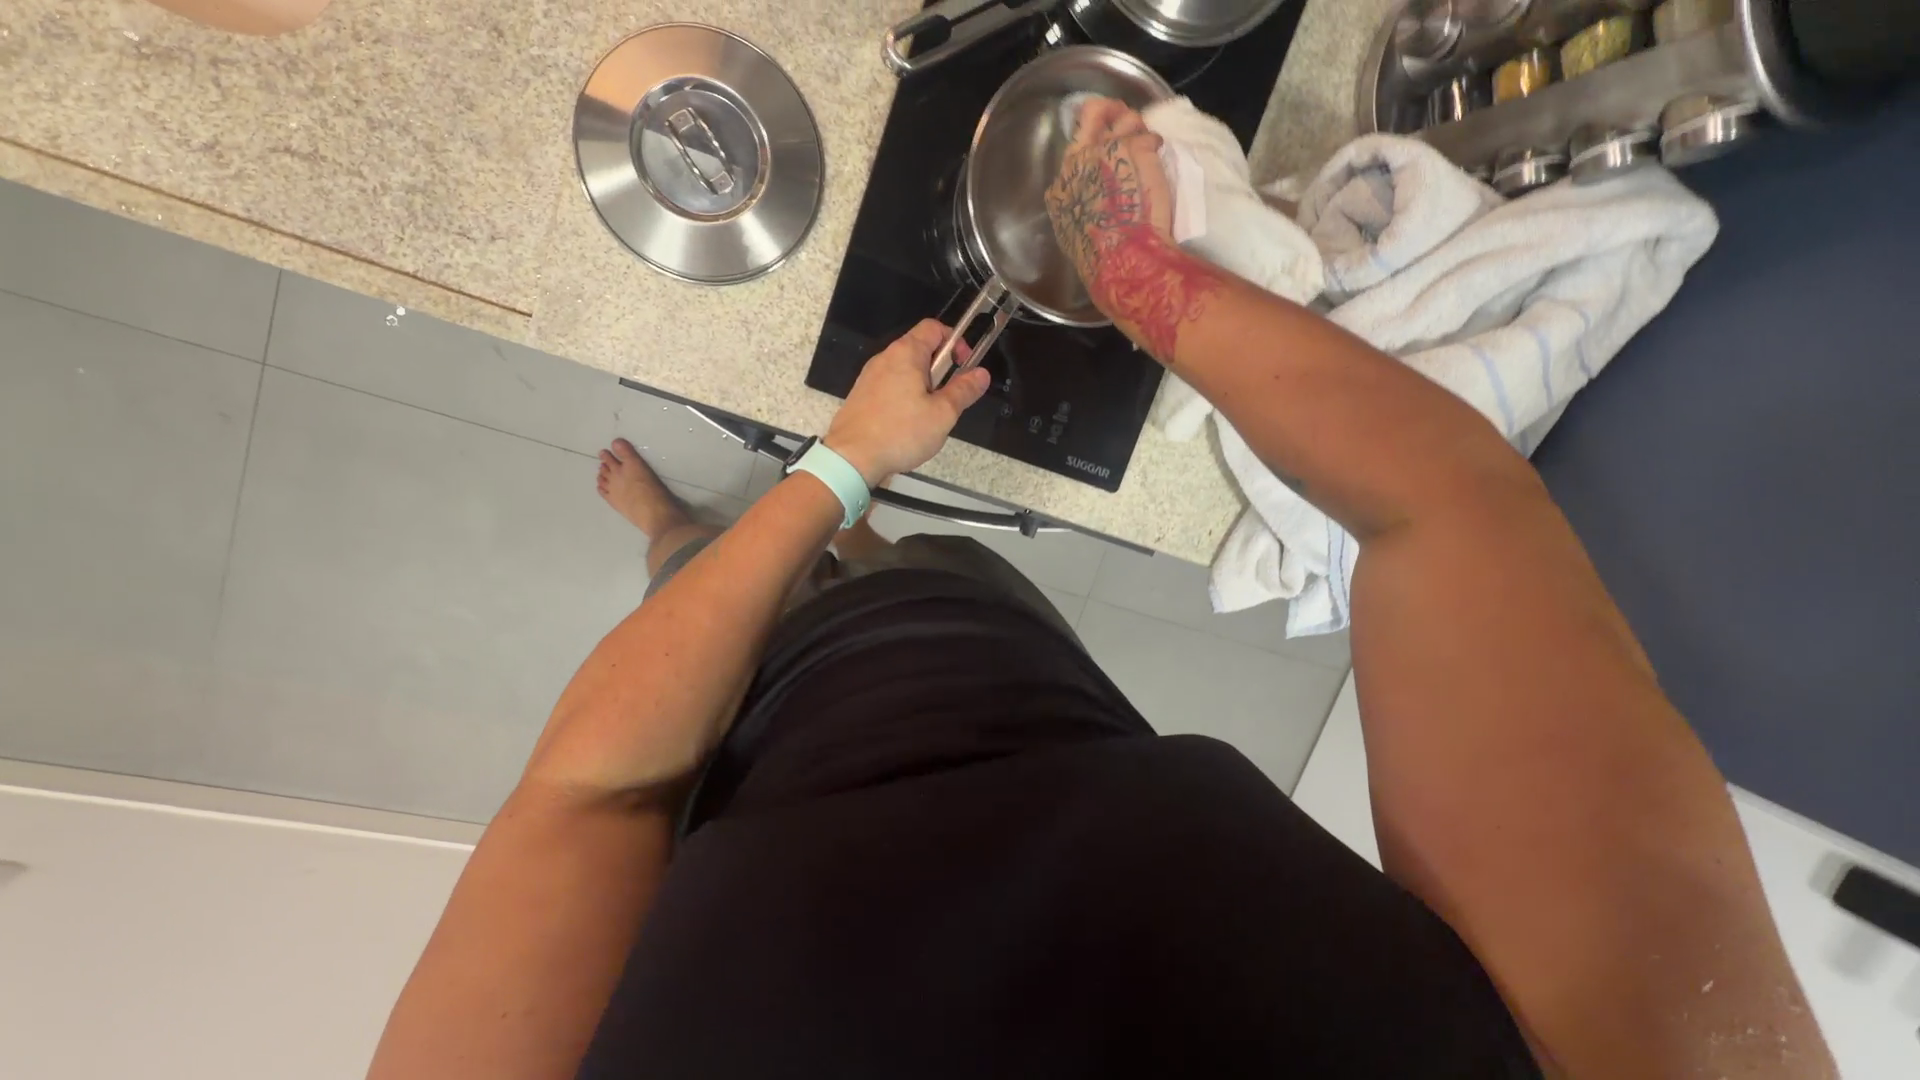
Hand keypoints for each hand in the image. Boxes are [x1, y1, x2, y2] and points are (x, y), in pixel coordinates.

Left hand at [823, 319, 991, 486]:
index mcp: (906, 353)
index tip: (965, 366)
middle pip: (919, 349)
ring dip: (923, 386)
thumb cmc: (900, 433)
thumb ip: (963, 391)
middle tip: (949, 398)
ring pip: (905, 371)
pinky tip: (908, 425)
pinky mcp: (861, 396)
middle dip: (941, 369)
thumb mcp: (942, 414)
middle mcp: (885, 358)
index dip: (955, 341)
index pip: (934, 328)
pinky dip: (905, 397)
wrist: (852, 458)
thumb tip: (981, 374)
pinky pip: (890, 387)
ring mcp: (870, 377)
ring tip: (929, 416)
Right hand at [1045, 97, 1174, 294]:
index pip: (1073, 150)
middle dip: (1111, 113)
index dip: (1091, 144)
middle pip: (1092, 114)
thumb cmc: (1098, 257)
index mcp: (1062, 186)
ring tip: (1147, 143)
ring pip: (1124, 119)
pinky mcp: (1136, 148)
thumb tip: (1084, 203)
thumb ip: (1076, 207)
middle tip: (1128, 124)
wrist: (1121, 258)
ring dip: (1137, 127)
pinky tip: (1159, 155)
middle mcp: (1079, 160)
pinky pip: (1148, 136)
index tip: (1103, 148)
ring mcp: (1107, 149)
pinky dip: (1155, 144)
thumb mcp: (1073, 231)